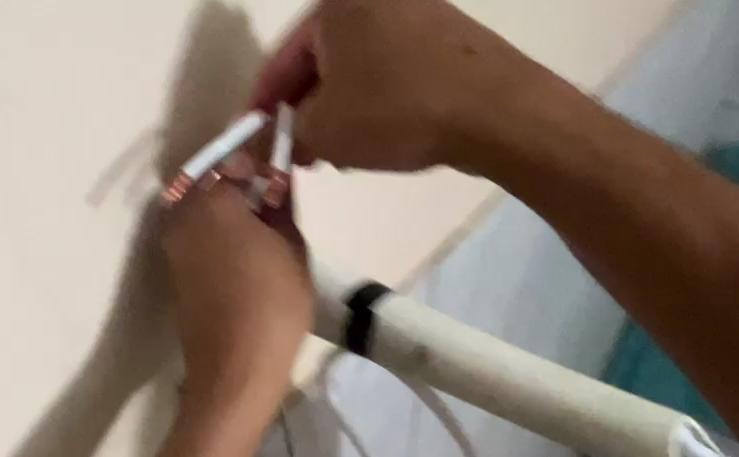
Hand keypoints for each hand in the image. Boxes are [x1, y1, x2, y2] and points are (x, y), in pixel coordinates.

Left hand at [161, 168, 311, 418]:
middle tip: (274, 200)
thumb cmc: (273, 307)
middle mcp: (182, 217)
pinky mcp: (175, 276)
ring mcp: (173, 249)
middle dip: (240, 184)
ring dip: (228, 213)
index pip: (237, 159)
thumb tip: (279, 181)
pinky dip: (217, 238)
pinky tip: (246, 255)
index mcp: (212, 201)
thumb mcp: (292, 248)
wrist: (234, 373)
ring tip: (263, 230)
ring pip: (201, 213)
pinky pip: (197, 241)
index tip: (283, 167)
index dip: (262, 159)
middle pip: (212, 183)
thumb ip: (283, 206)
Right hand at [250, 0, 541, 171]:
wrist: (491, 110)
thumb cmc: (395, 111)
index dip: (260, 110)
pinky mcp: (436, 37)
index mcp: (334, 3)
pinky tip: (363, 143)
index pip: (278, 62)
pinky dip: (363, 106)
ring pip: (349, 72)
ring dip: (330, 116)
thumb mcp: (324, 131)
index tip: (248, 146)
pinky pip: (381, 72)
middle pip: (314, 64)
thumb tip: (255, 146)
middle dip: (298, 115)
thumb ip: (281, 136)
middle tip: (287, 158)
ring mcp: (409, 11)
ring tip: (325, 158)